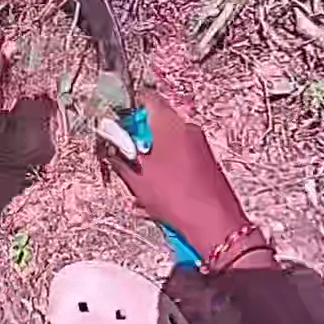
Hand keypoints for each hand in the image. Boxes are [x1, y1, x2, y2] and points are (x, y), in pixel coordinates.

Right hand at [110, 91, 252, 258]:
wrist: (214, 225)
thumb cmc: (176, 198)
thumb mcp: (135, 177)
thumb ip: (118, 155)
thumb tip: (109, 145)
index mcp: (170, 124)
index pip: (145, 98)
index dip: (125, 109)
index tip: (113, 123)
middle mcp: (188, 128)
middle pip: (154, 122)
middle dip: (135, 139)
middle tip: (122, 156)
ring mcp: (199, 145)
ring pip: (164, 141)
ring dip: (148, 156)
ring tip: (138, 180)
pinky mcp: (205, 161)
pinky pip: (177, 156)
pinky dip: (163, 167)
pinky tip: (154, 191)